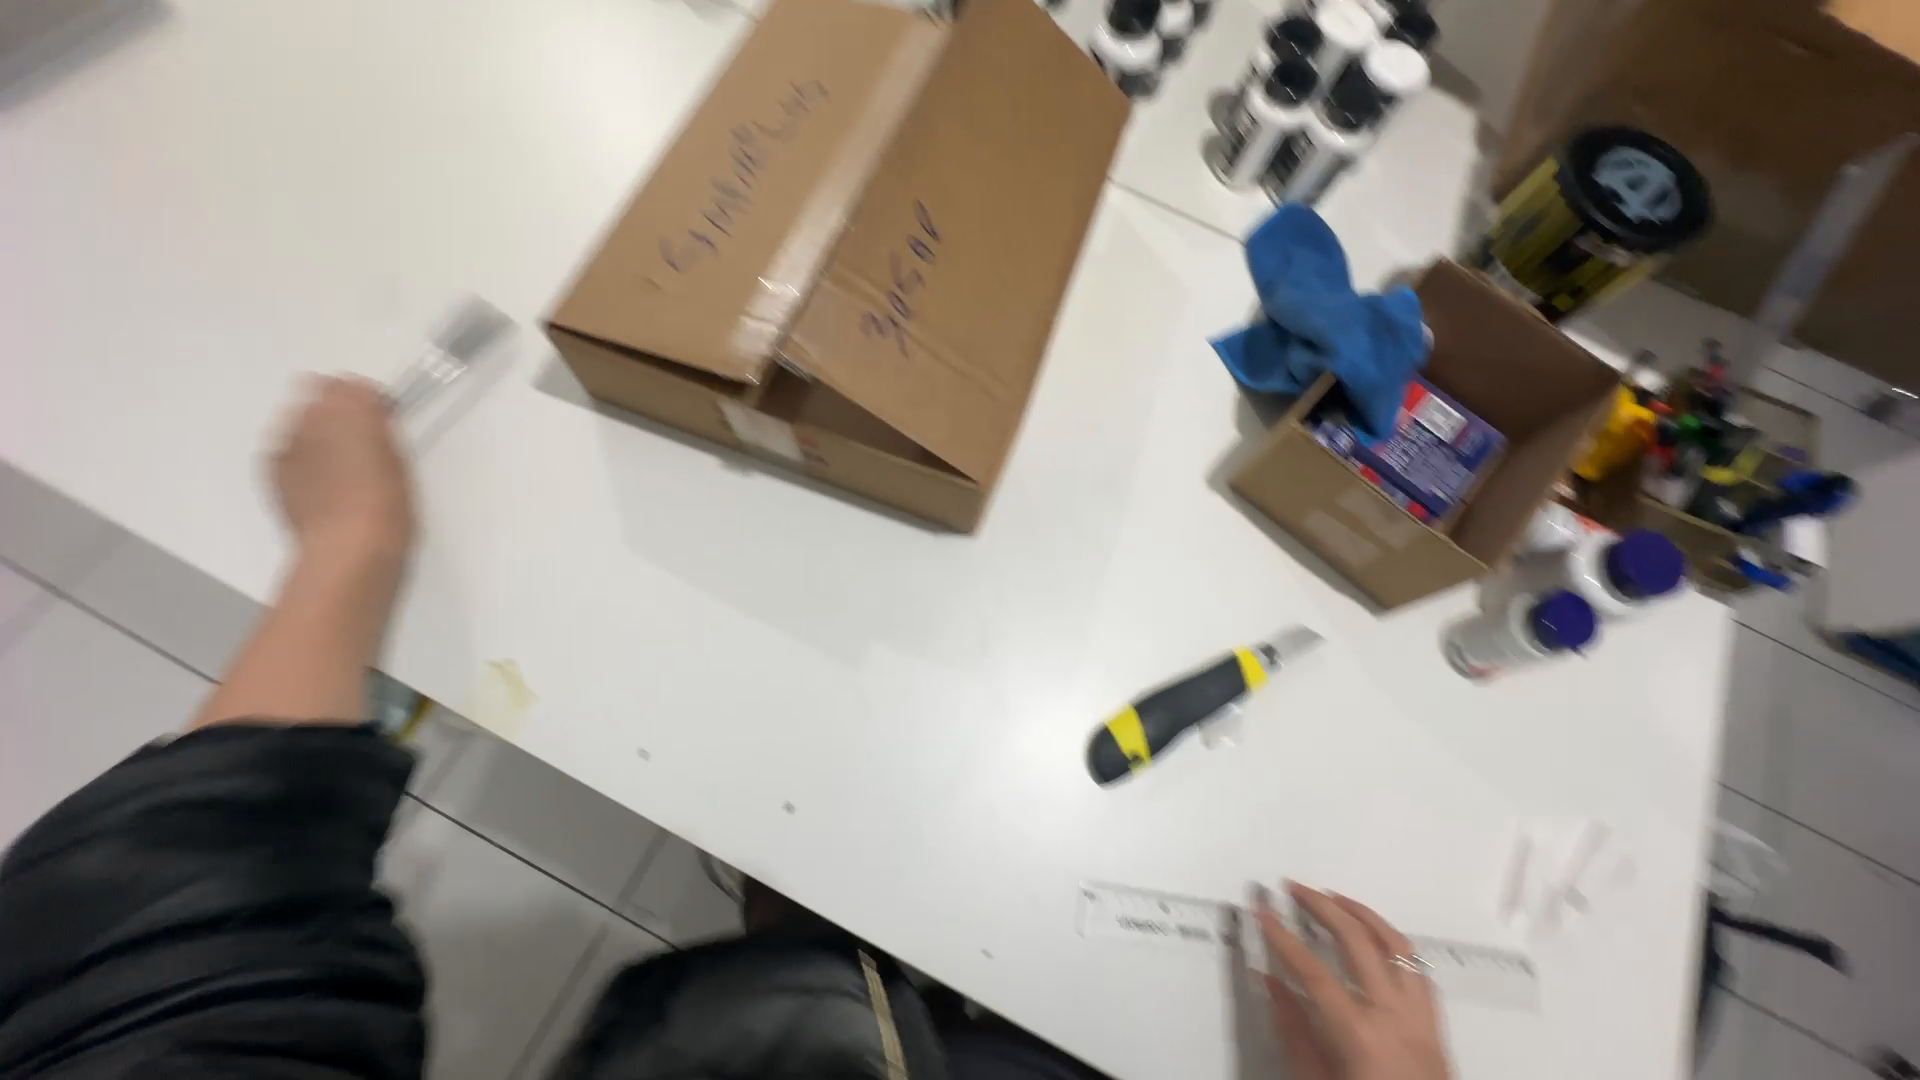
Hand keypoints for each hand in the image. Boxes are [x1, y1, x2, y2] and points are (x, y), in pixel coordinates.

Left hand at [271, 376, 415, 565]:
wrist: (347, 549)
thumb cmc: (389, 507)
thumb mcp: (398, 462)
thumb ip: (381, 430)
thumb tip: (373, 412)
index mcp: (353, 415)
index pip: (355, 385)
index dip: (370, 398)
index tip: (385, 415)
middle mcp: (312, 420)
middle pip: (319, 391)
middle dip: (340, 405)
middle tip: (362, 432)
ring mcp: (286, 443)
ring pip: (298, 416)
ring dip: (318, 426)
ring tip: (340, 455)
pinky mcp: (271, 467)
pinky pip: (285, 444)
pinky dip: (301, 450)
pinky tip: (320, 473)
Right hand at [1254, 883, 1452, 1079]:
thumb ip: (1293, 1030)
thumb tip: (1270, 980)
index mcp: (1359, 1034)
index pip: (1312, 970)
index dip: (1282, 937)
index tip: (1261, 909)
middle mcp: (1394, 1016)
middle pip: (1357, 941)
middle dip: (1322, 907)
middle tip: (1294, 887)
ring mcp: (1421, 1018)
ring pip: (1397, 945)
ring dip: (1363, 914)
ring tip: (1334, 897)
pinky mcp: (1437, 1026)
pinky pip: (1418, 970)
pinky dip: (1394, 944)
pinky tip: (1374, 938)